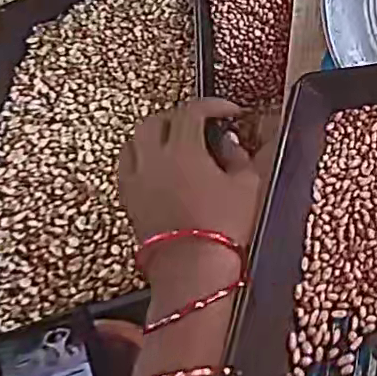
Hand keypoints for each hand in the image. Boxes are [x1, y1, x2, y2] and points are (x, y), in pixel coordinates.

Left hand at [117, 98, 266, 289]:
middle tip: (203, 122)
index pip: (191, 111)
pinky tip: (163, 166)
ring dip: (157, 134)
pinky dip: (144, 157)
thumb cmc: (224, 227)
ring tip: (179, 140)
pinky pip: (128, 165)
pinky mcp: (130, 201)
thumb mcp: (248, 184)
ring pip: (135, 141)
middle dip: (181, 116)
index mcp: (182, 150)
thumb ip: (238, 156)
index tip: (230, 111)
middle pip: (156, 120)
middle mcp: (152, 161)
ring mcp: (136, 181)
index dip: (213, 105)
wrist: (195, 270)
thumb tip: (229, 144)